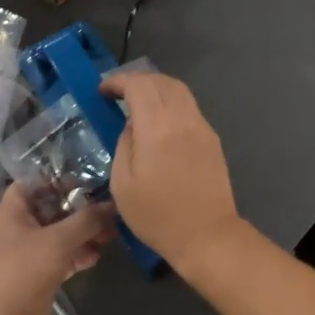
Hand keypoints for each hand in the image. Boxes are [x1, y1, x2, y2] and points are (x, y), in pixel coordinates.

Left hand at [0, 185, 113, 314]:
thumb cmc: (22, 272)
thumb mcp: (57, 240)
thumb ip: (87, 220)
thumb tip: (112, 205)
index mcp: (13, 213)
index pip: (32, 184)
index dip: (56, 180)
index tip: (85, 183)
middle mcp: (20, 229)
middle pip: (53, 209)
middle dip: (80, 209)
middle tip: (109, 210)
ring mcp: (30, 253)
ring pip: (61, 234)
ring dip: (85, 233)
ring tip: (111, 234)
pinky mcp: (40, 274)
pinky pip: (64, 257)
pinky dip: (80, 254)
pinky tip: (98, 256)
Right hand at [101, 72, 246, 269]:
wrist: (207, 234)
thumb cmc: (157, 214)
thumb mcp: (123, 183)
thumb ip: (125, 144)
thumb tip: (132, 124)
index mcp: (158, 127)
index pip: (140, 85)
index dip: (119, 81)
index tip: (103, 91)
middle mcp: (184, 119)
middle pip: (163, 81)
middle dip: (138, 80)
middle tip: (118, 93)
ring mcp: (202, 127)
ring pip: (180, 91)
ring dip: (157, 88)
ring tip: (138, 103)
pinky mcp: (212, 139)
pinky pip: (190, 108)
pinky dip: (171, 103)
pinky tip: (160, 121)